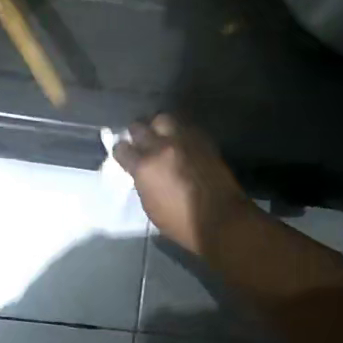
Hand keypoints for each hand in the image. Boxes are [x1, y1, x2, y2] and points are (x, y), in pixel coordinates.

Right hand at [113, 114, 253, 255]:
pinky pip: (185, 127)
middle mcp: (160, 147)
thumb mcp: (152, 209)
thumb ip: (144, 184)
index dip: (121, 152)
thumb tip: (143, 174)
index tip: (125, 156)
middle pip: (139, 127)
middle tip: (141, 144)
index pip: (122, 148)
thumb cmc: (182, 223)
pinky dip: (179, 133)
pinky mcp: (202, 140)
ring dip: (158, 127)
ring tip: (161, 137)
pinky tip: (181, 143)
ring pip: (162, 119)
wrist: (220, 218)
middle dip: (137, 135)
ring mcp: (183, 140)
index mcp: (144, 168)